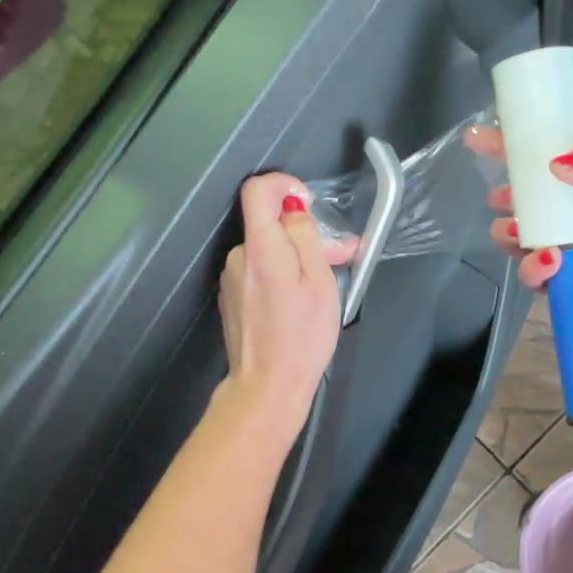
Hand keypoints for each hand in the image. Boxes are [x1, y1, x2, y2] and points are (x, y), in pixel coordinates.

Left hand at [218, 173, 355, 425]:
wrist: (267, 387)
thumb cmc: (301, 336)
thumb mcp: (318, 282)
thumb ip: (305, 237)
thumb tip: (293, 208)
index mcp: (259, 248)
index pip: (257, 190)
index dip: (283, 184)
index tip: (308, 202)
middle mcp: (237, 257)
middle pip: (267, 225)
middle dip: (303, 233)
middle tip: (341, 255)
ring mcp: (230, 280)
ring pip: (266, 252)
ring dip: (295, 259)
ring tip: (325, 286)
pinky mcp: (232, 300)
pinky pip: (258, 273)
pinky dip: (281, 277)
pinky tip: (301, 302)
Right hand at [466, 128, 572, 331]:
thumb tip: (555, 164)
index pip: (535, 160)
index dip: (505, 147)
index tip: (476, 138)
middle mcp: (559, 214)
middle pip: (513, 197)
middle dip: (501, 195)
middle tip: (504, 196)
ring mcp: (551, 246)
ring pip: (508, 234)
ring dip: (508, 230)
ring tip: (522, 231)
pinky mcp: (549, 278)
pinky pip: (525, 270)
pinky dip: (533, 264)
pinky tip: (554, 260)